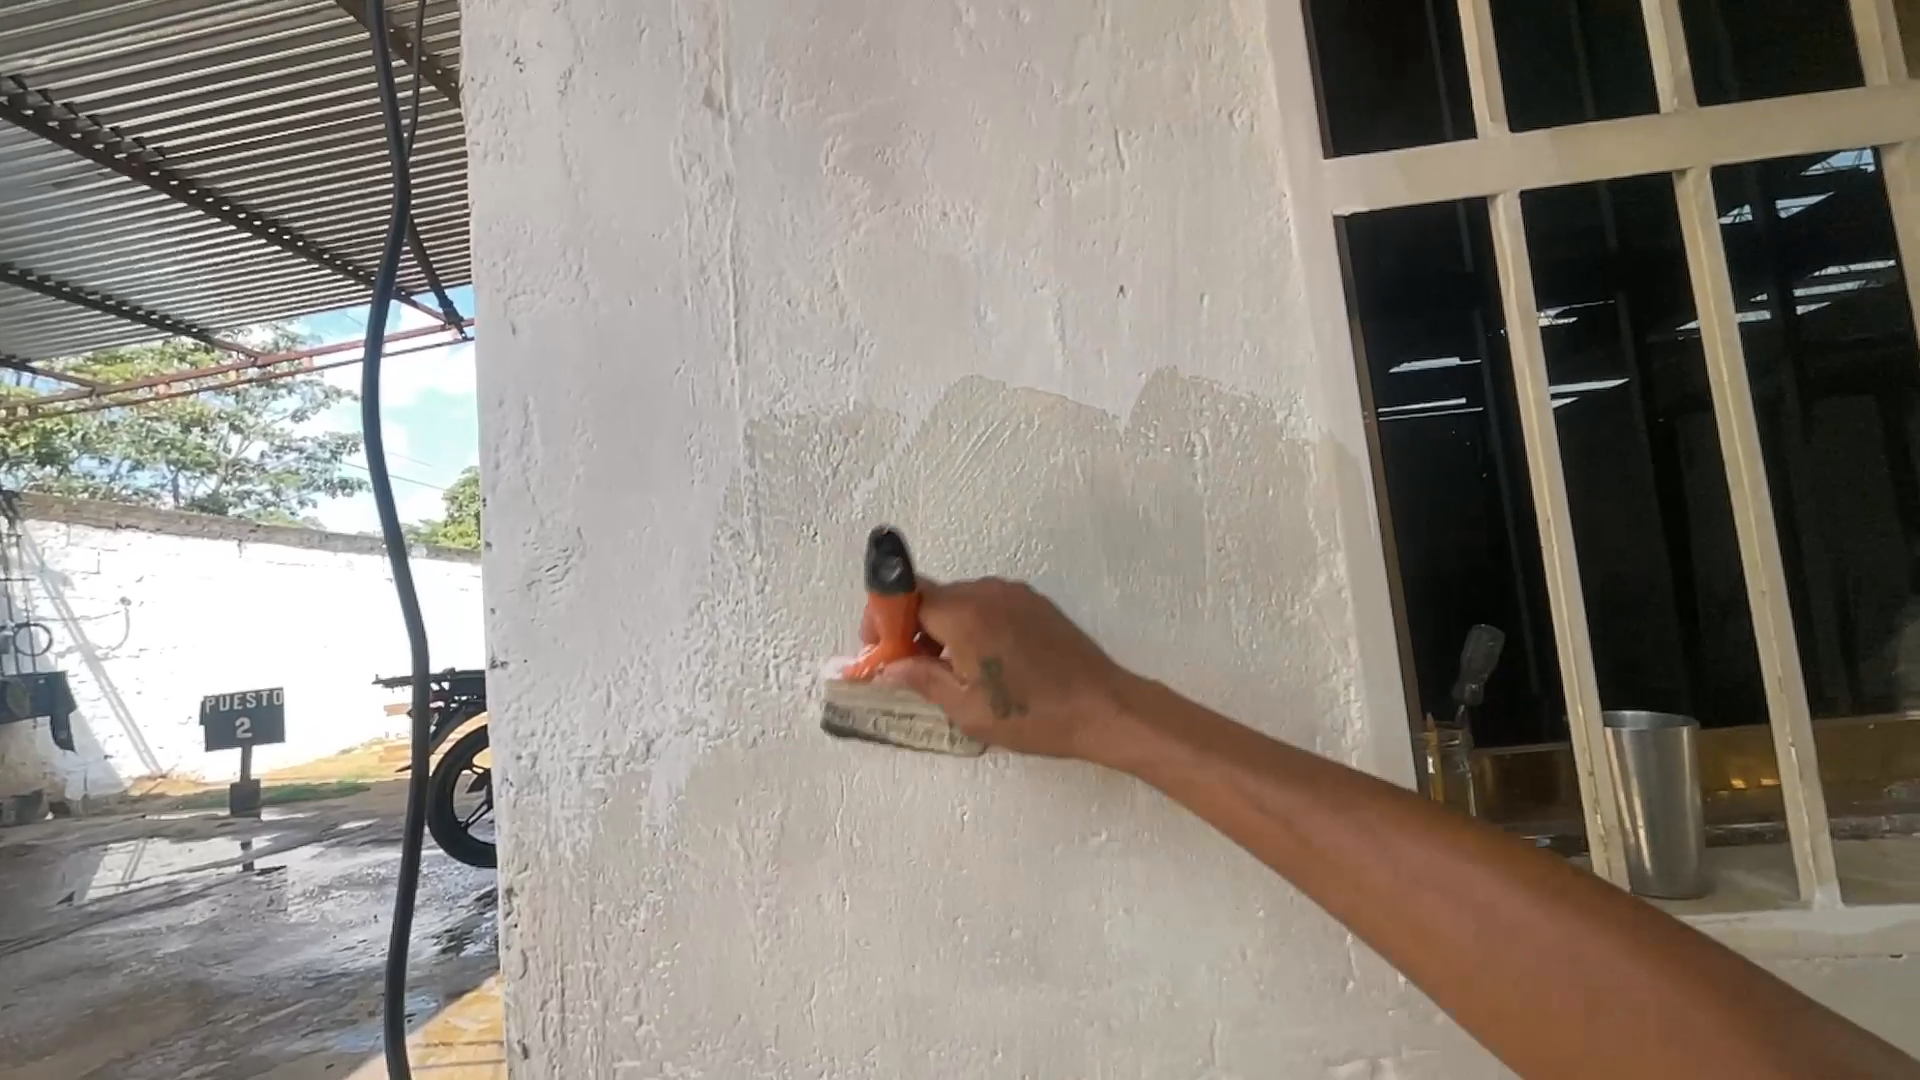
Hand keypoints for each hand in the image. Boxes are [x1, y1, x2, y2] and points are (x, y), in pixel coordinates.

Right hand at [863, 577, 1138, 760]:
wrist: (1103, 707)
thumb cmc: (1033, 715)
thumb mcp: (967, 709)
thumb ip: (921, 679)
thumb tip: (885, 668)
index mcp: (965, 614)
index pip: (907, 596)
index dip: (883, 618)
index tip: (876, 648)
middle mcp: (987, 592)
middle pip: (932, 596)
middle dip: (910, 626)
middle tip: (908, 667)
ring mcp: (1014, 593)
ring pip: (959, 600)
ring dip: (941, 626)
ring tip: (947, 670)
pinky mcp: (1034, 602)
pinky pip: (986, 603)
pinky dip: (970, 624)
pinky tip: (982, 660)